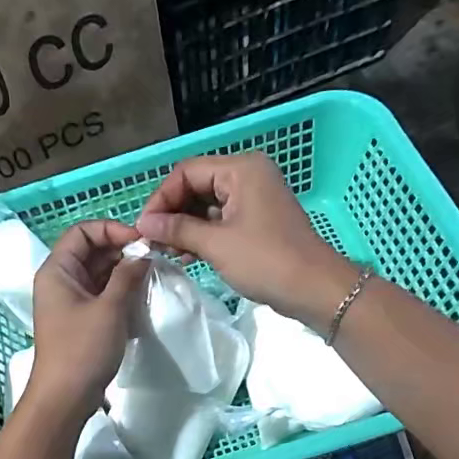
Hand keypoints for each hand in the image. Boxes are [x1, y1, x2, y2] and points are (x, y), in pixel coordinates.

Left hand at [24, 219, 150, 421]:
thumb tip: (144, 255)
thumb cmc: (83, 349)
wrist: (65, 397)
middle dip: (122, 251)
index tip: (141, 242)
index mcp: (57, 270)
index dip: (112, 229)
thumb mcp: (110, 309)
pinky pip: (101, 295)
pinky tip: (140, 298)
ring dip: (124, 273)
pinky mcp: (81, 320)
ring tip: (151, 278)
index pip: (83, 232)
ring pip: (99, 274)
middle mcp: (60, 281)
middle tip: (154, 260)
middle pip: (92, 252)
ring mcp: (70, 302)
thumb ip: (127, 277)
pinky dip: (120, 292)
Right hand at [134, 152, 357, 331]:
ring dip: (186, 226)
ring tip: (167, 251)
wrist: (315, 289)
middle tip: (153, 241)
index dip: (161, 198)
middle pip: (196, 186)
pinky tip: (188, 255)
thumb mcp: (217, 245)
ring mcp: (256, 198)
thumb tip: (144, 223)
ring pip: (208, 205)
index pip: (186, 172)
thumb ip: (178, 229)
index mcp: (240, 169)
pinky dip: (204, 235)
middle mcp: (248, 176)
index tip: (144, 227)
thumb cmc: (266, 261)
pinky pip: (222, 220)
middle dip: (172, 213)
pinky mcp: (259, 221)